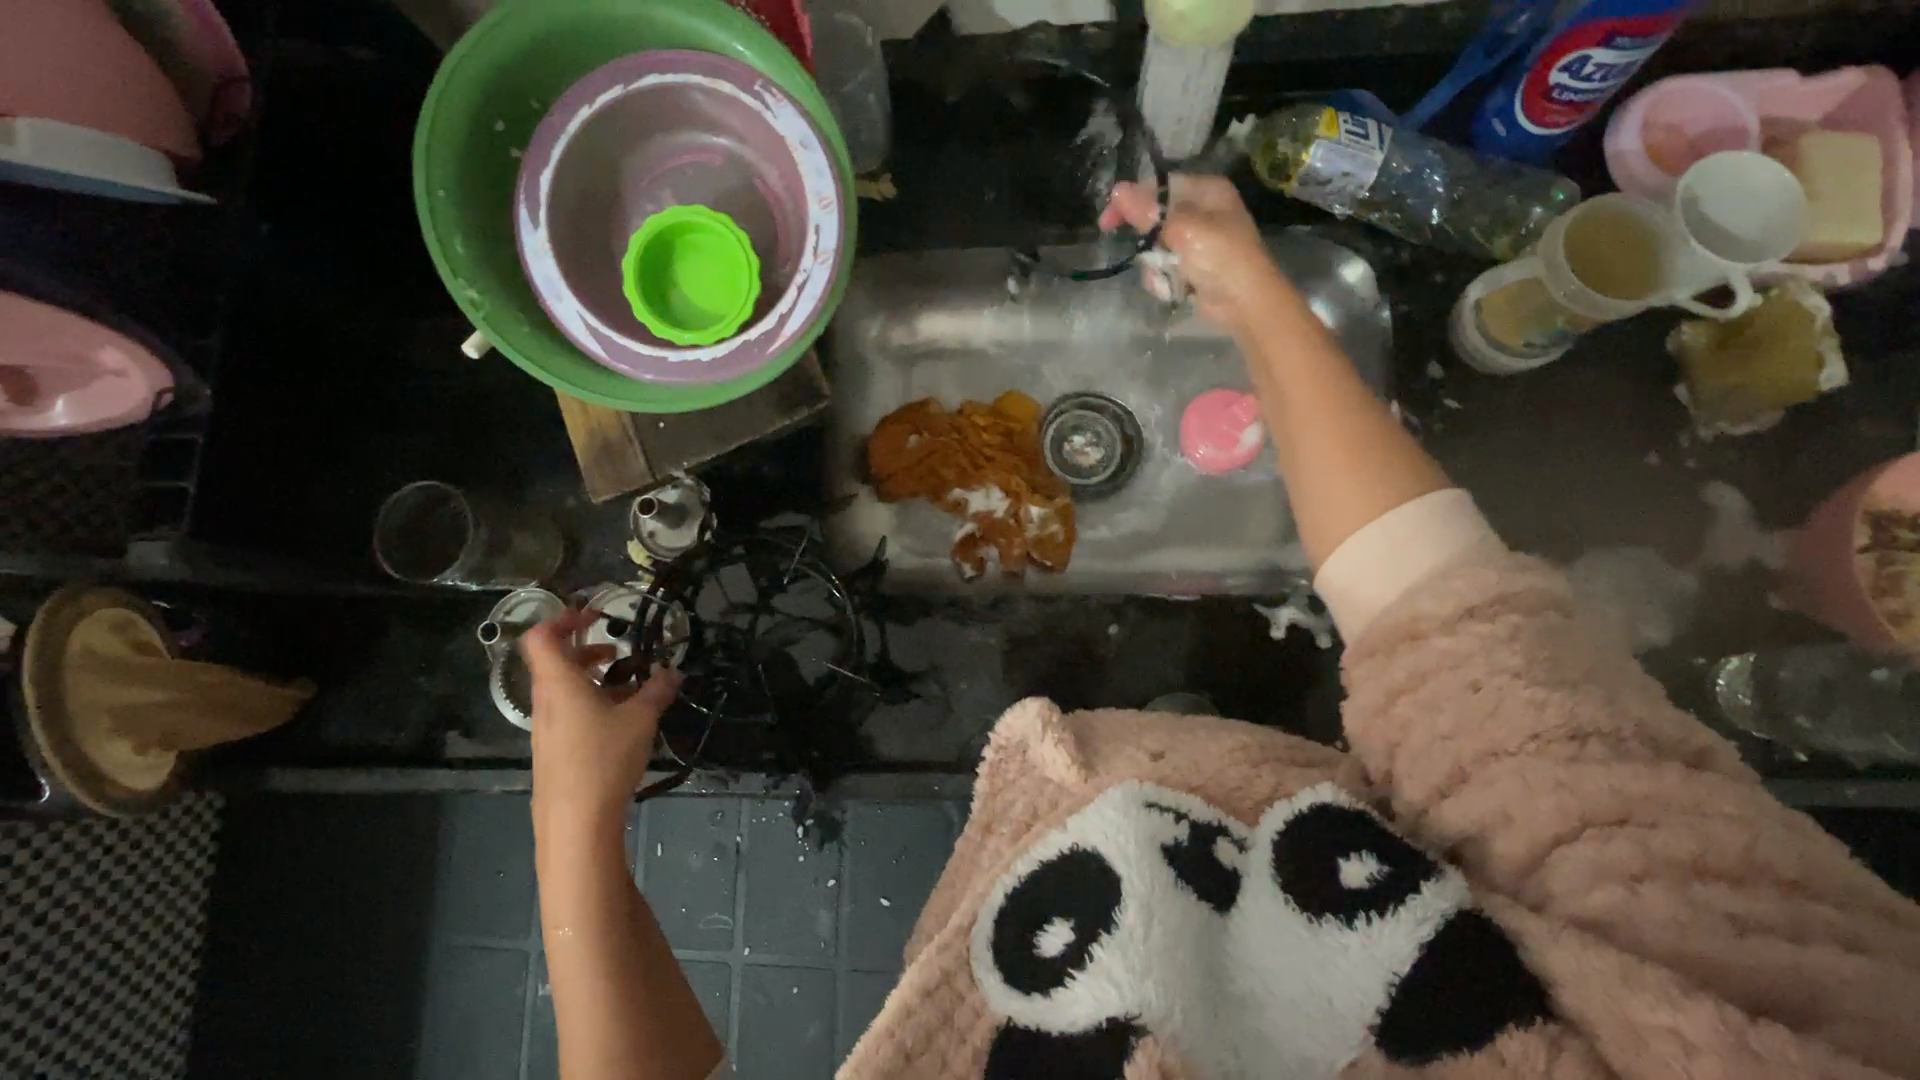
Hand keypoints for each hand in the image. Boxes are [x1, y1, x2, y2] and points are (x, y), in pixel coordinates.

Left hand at [521, 609, 682, 828]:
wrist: (575, 821)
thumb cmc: (604, 758)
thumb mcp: (641, 719)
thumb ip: (658, 691)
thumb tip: (674, 672)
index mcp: (559, 683)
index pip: (541, 637)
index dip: (563, 619)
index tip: (594, 616)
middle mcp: (545, 701)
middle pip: (555, 662)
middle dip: (587, 649)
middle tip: (619, 650)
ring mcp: (545, 728)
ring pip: (563, 689)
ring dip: (592, 679)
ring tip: (628, 687)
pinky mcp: (553, 751)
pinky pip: (567, 713)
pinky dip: (590, 704)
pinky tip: (621, 721)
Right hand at [1099, 174, 1288, 326]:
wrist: (1245, 303)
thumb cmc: (1221, 258)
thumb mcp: (1183, 229)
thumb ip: (1148, 211)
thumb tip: (1117, 189)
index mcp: (1206, 190)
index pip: (1158, 187)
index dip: (1130, 201)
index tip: (1107, 221)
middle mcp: (1201, 210)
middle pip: (1154, 218)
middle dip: (1149, 242)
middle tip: (1151, 258)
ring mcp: (1197, 240)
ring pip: (1155, 246)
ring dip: (1156, 265)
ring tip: (1170, 277)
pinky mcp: (1192, 265)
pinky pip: (1164, 267)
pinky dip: (1164, 279)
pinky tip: (1176, 288)